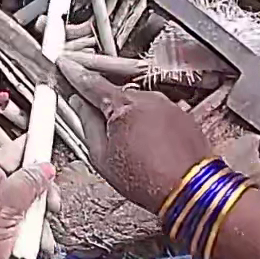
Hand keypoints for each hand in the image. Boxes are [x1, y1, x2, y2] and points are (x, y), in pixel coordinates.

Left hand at [0, 136, 55, 258]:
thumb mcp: (4, 210)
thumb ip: (26, 185)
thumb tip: (43, 168)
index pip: (11, 152)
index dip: (32, 150)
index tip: (51, 144)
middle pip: (26, 179)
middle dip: (41, 195)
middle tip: (48, 205)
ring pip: (30, 205)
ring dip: (39, 221)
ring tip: (36, 234)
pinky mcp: (2, 232)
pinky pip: (27, 226)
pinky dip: (34, 236)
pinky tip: (34, 246)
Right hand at [58, 58, 212, 212]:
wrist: (193, 191)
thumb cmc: (150, 179)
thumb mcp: (102, 156)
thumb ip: (88, 124)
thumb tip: (81, 107)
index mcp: (123, 105)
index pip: (91, 83)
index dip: (75, 74)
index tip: (66, 67)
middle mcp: (148, 99)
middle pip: (115, 96)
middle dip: (105, 109)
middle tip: (101, 135)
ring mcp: (168, 105)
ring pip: (136, 105)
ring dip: (128, 120)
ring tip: (131, 150)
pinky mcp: (183, 116)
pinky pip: (156, 114)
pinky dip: (148, 126)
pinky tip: (149, 149)